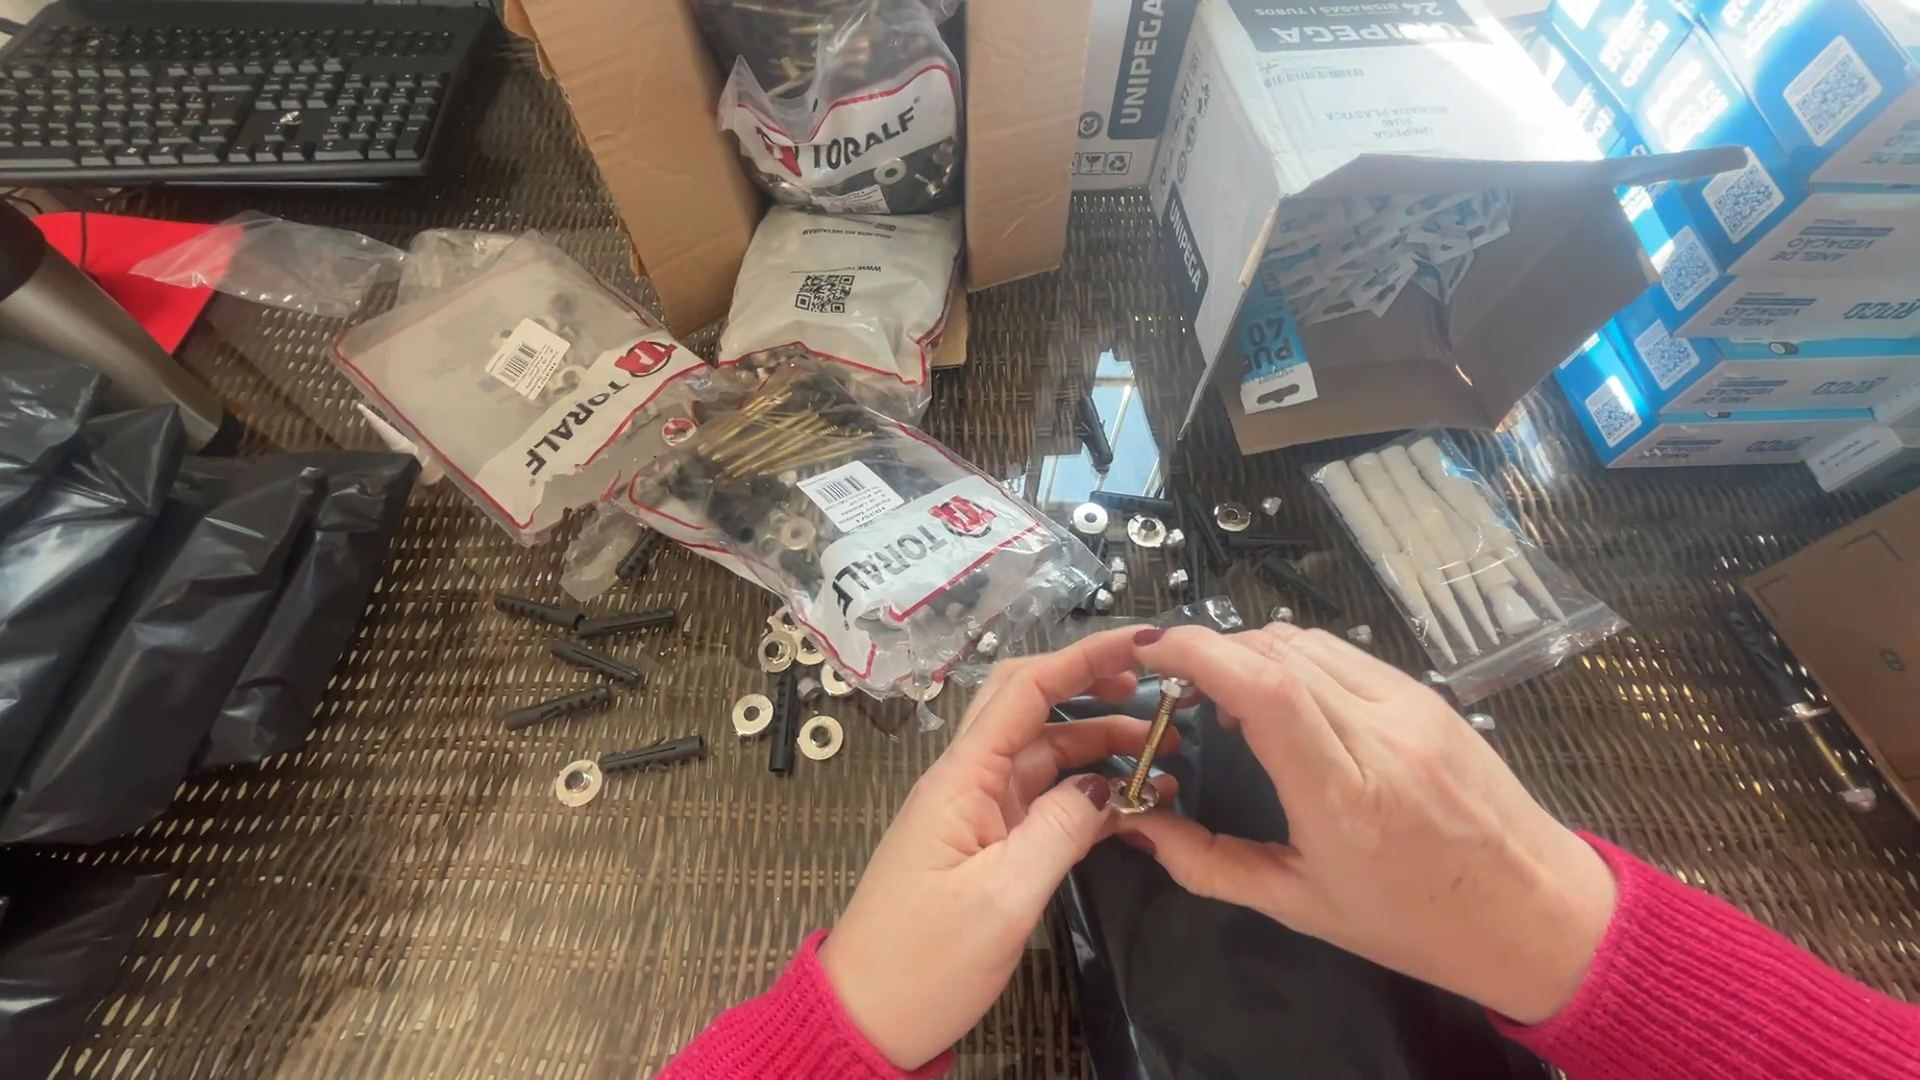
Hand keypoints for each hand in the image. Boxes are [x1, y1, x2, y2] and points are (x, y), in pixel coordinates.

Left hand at [818, 628, 1177, 1068]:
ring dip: (1097, 744)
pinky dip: (1084, 792)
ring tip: (1162, 754)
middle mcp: (968, 777)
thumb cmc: (925, 961)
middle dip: (1089, 684)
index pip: (1025, 689)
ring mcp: (978, 807)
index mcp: (962, 776)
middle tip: (1151, 690)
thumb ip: (1059, 832)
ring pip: (1043, 751)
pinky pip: (1042, 797)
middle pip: (1029, 705)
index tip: (1141, 644)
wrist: (867, 1017)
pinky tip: (1128, 801)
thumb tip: (1105, 786)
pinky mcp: (988, 838)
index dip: (1083, 657)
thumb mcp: (1002, 898)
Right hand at [1122, 623, 1616, 1024]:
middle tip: (1176, 685)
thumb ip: (1206, 865)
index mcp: (1345, 793)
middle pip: (1273, 651)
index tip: (1149, 650)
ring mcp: (1409, 704)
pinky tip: (1275, 694)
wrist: (1545, 916)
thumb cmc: (1418, 923)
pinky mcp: (1423, 692)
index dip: (1196, 651)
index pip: (1264, 687)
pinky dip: (1285, 656)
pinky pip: (1335, 650)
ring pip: (1301, 640)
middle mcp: (1380, 733)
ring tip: (1222, 693)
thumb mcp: (1300, 906)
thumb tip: (1135, 825)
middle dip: (1207, 651)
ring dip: (1244, 651)